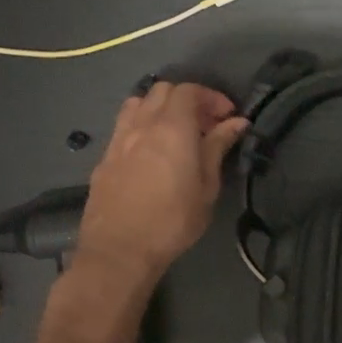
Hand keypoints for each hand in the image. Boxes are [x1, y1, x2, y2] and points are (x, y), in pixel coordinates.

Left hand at [76, 82, 249, 288]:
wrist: (118, 252)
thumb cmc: (173, 220)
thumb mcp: (207, 185)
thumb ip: (218, 147)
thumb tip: (236, 123)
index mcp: (172, 129)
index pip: (189, 91)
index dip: (212, 96)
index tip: (228, 116)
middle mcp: (141, 126)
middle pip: (162, 90)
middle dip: (188, 99)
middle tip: (206, 123)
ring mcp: (118, 141)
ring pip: (138, 103)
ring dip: (161, 108)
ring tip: (177, 131)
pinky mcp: (104, 158)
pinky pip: (124, 126)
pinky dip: (143, 125)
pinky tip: (153, 150)